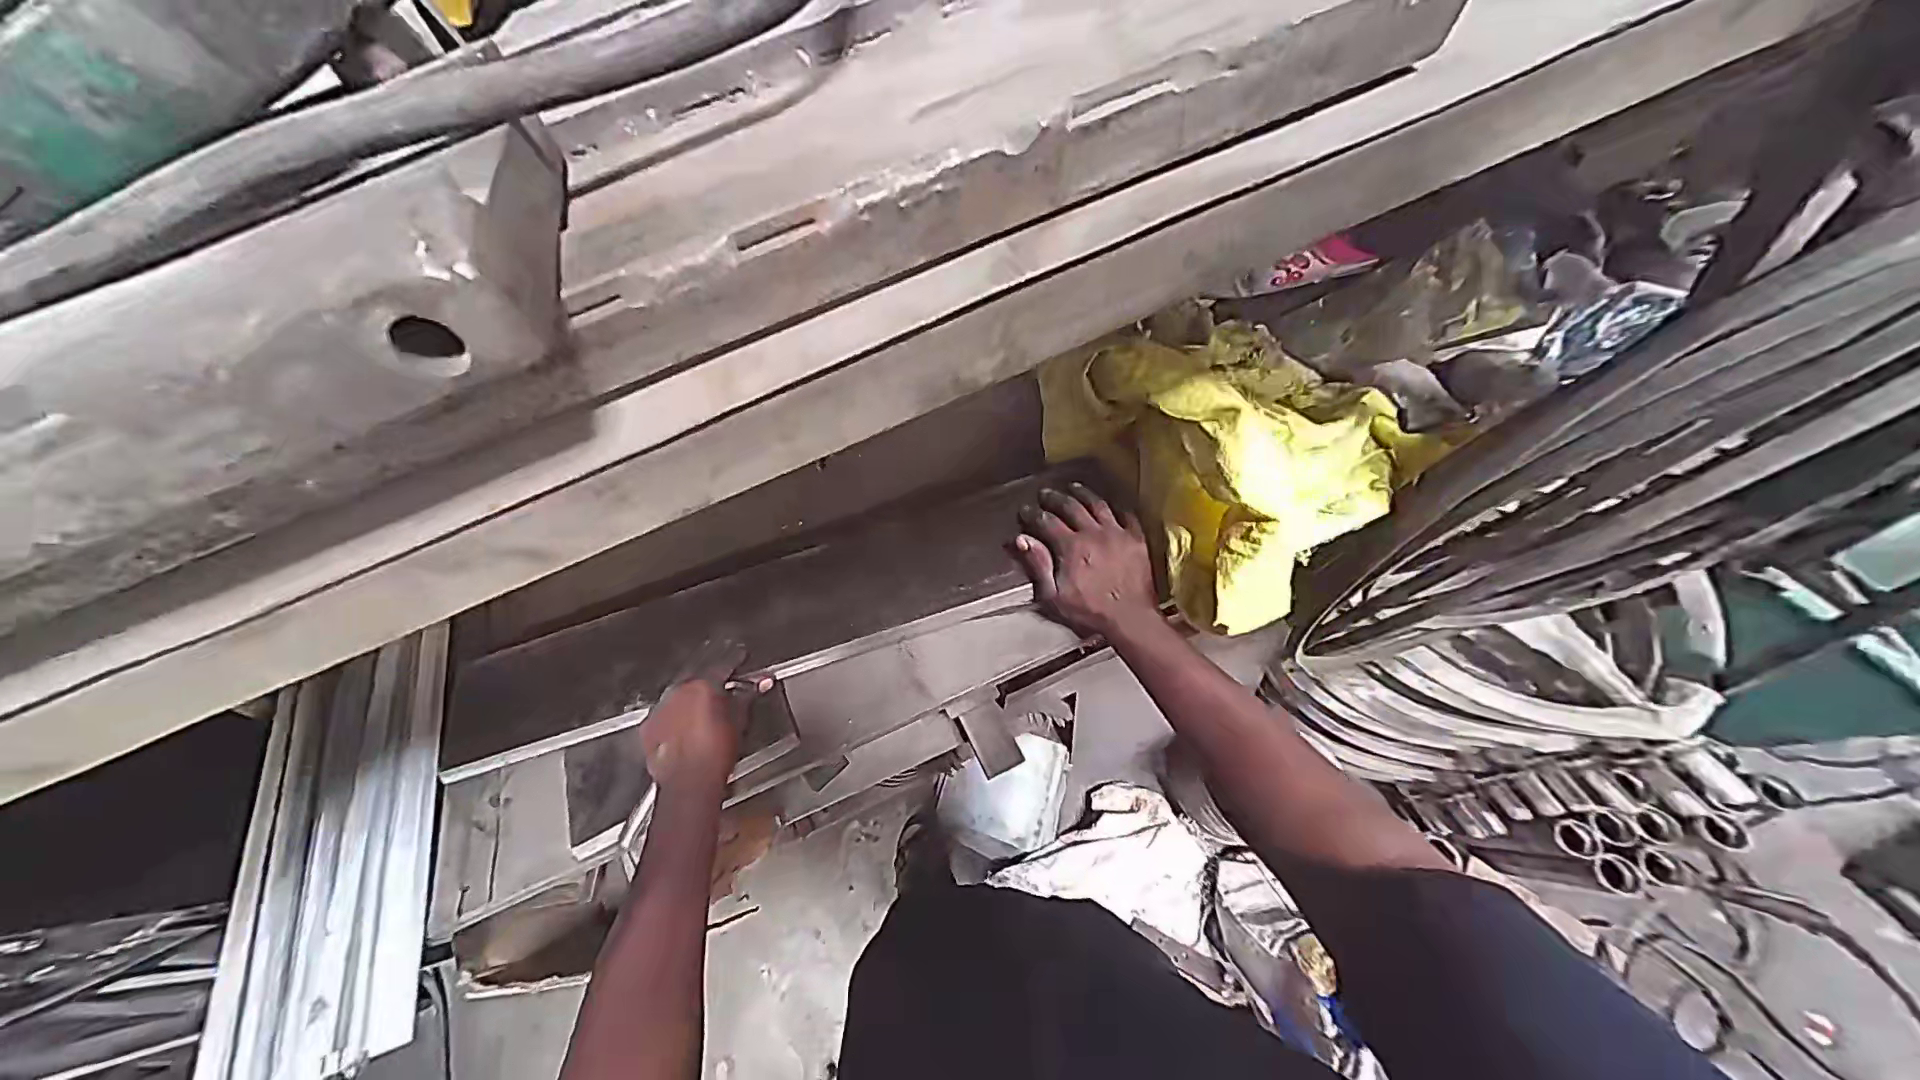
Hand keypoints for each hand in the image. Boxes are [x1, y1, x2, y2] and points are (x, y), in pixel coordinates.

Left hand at [641, 643, 769, 793]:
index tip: (739, 655)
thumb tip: (759, 684)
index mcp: (703, 686)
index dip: (734, 658)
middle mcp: (678, 692)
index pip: (722, 662)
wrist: (689, 785)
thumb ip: (748, 696)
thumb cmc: (715, 755)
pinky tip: (686, 721)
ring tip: (706, 701)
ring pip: (680, 692)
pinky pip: (665, 712)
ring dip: (693, 693)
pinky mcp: (649, 727)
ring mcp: (661, 708)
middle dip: (712, 672)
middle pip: (698, 673)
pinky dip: (676, 712)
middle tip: (724, 673)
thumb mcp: (740, 721)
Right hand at [1015, 484, 1157, 639]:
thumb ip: (1037, 565)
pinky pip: (1126, 515)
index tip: (1025, 511)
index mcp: (1071, 546)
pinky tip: (1110, 505)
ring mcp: (1117, 534)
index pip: (1047, 521)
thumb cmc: (1089, 611)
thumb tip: (1022, 540)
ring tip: (1073, 488)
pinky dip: (1116, 507)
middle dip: (1055, 498)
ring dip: (1083, 494)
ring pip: (1097, 505)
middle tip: (1046, 494)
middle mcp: (1093, 533)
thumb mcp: (1053, 595)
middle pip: (1071, 507)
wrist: (1129, 618)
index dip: (1033, 514)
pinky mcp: (1136, 540)